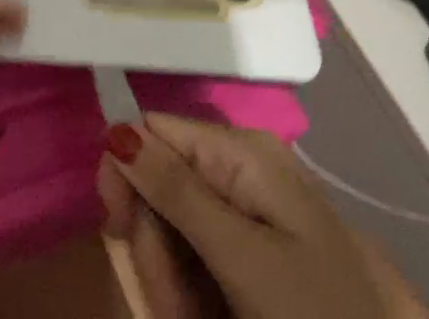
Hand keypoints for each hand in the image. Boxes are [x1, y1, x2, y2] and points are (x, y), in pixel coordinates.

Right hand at [97, 115, 428, 318]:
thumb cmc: (313, 310)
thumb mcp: (242, 255)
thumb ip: (176, 191)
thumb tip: (115, 128)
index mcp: (242, 153)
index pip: (149, 132)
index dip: (125, 176)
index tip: (119, 230)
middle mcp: (238, 168)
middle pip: (154, 181)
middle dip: (152, 243)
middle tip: (173, 300)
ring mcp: (243, 208)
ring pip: (165, 223)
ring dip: (166, 275)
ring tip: (192, 314)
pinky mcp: (245, 245)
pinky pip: (189, 250)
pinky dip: (185, 287)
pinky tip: (200, 313)